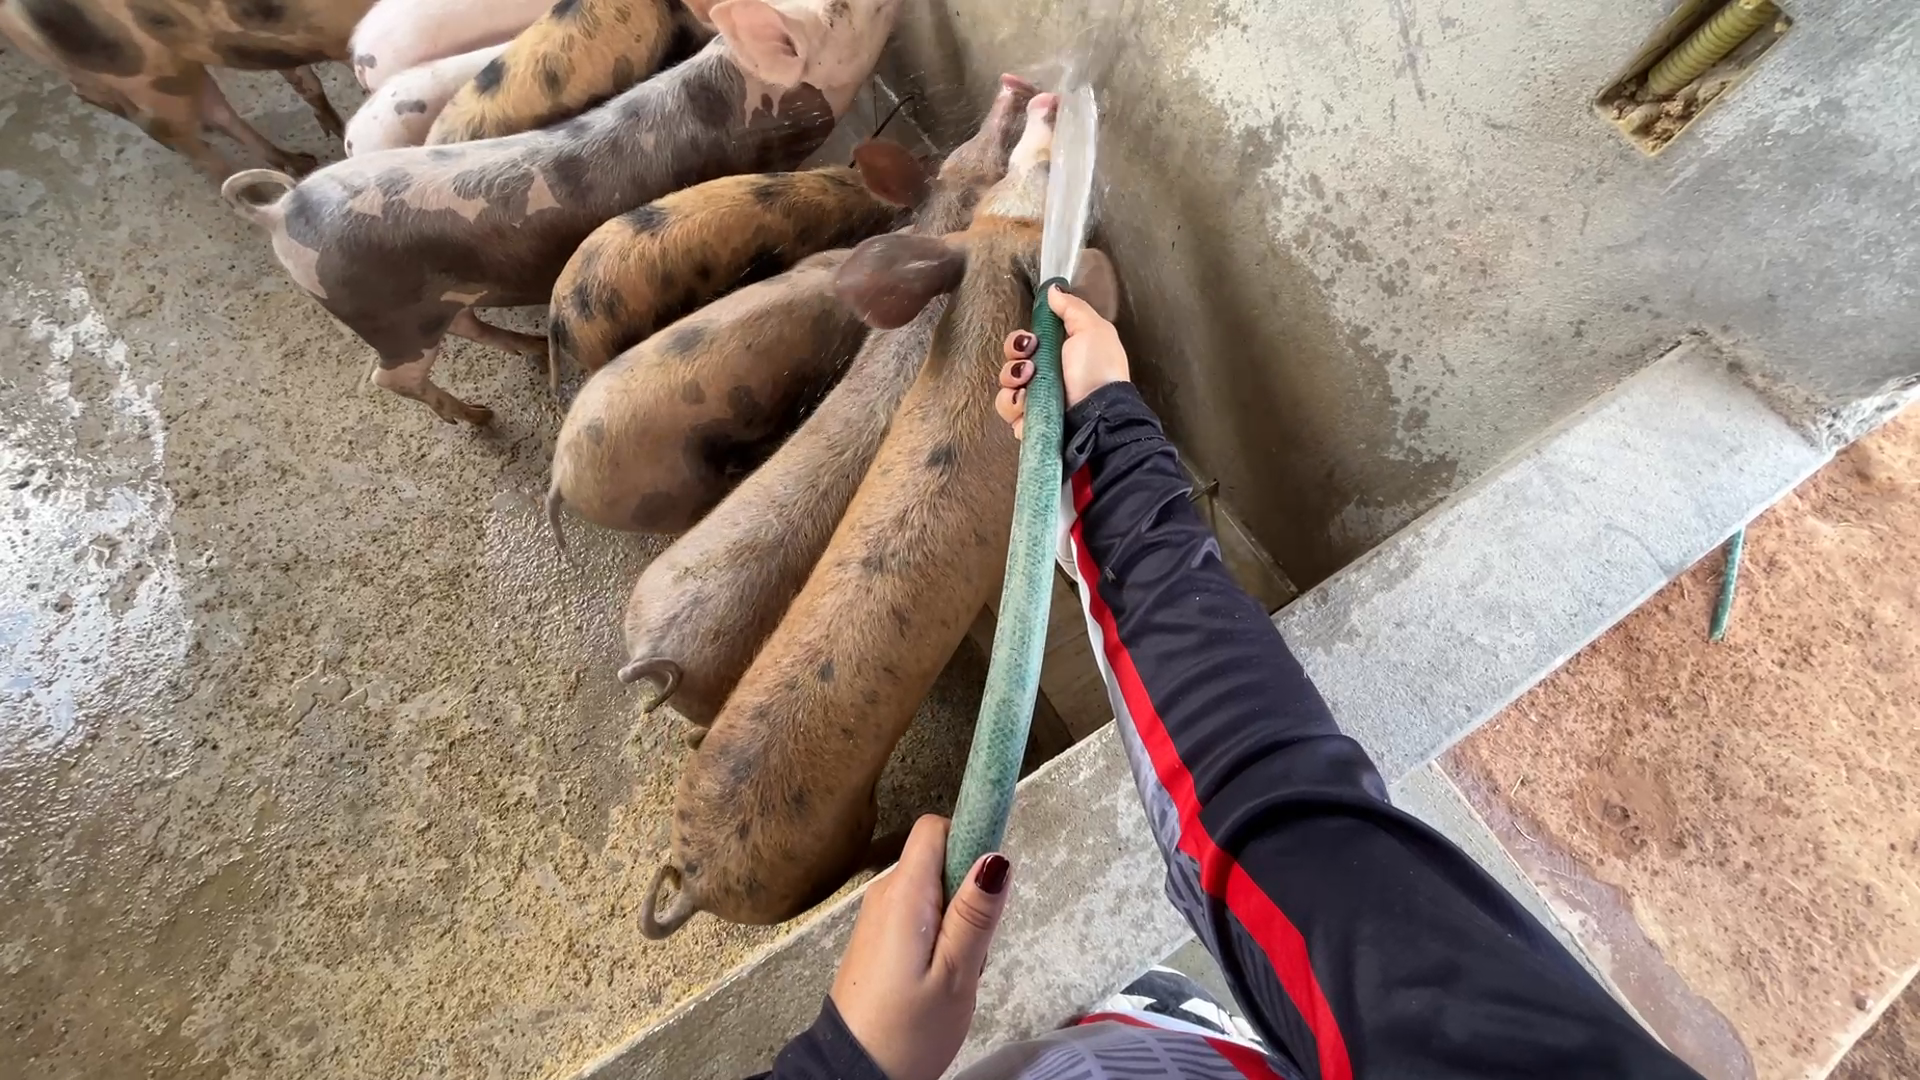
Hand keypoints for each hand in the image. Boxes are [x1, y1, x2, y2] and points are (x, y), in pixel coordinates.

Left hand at [830, 815, 1012, 1079]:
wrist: (851, 1078)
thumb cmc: (909, 1029)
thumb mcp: (955, 974)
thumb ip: (975, 913)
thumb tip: (996, 854)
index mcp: (904, 892)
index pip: (934, 827)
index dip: (967, 839)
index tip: (985, 885)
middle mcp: (885, 891)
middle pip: (936, 860)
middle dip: (966, 891)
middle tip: (973, 946)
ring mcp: (876, 915)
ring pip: (929, 890)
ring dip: (953, 918)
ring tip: (956, 971)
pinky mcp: (875, 938)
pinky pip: (915, 914)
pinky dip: (935, 934)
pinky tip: (937, 978)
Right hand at [995, 284, 1130, 440]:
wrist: (1098, 414)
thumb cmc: (1099, 371)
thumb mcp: (1092, 329)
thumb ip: (1072, 308)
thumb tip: (1054, 290)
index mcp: (1058, 355)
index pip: (1023, 343)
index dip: (1020, 340)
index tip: (1031, 341)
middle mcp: (1045, 379)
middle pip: (1010, 364)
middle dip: (1013, 361)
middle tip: (1030, 366)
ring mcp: (1036, 403)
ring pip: (1005, 389)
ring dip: (1011, 383)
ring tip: (1028, 387)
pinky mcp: (1030, 424)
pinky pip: (1008, 412)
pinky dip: (1013, 407)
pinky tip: (1026, 405)